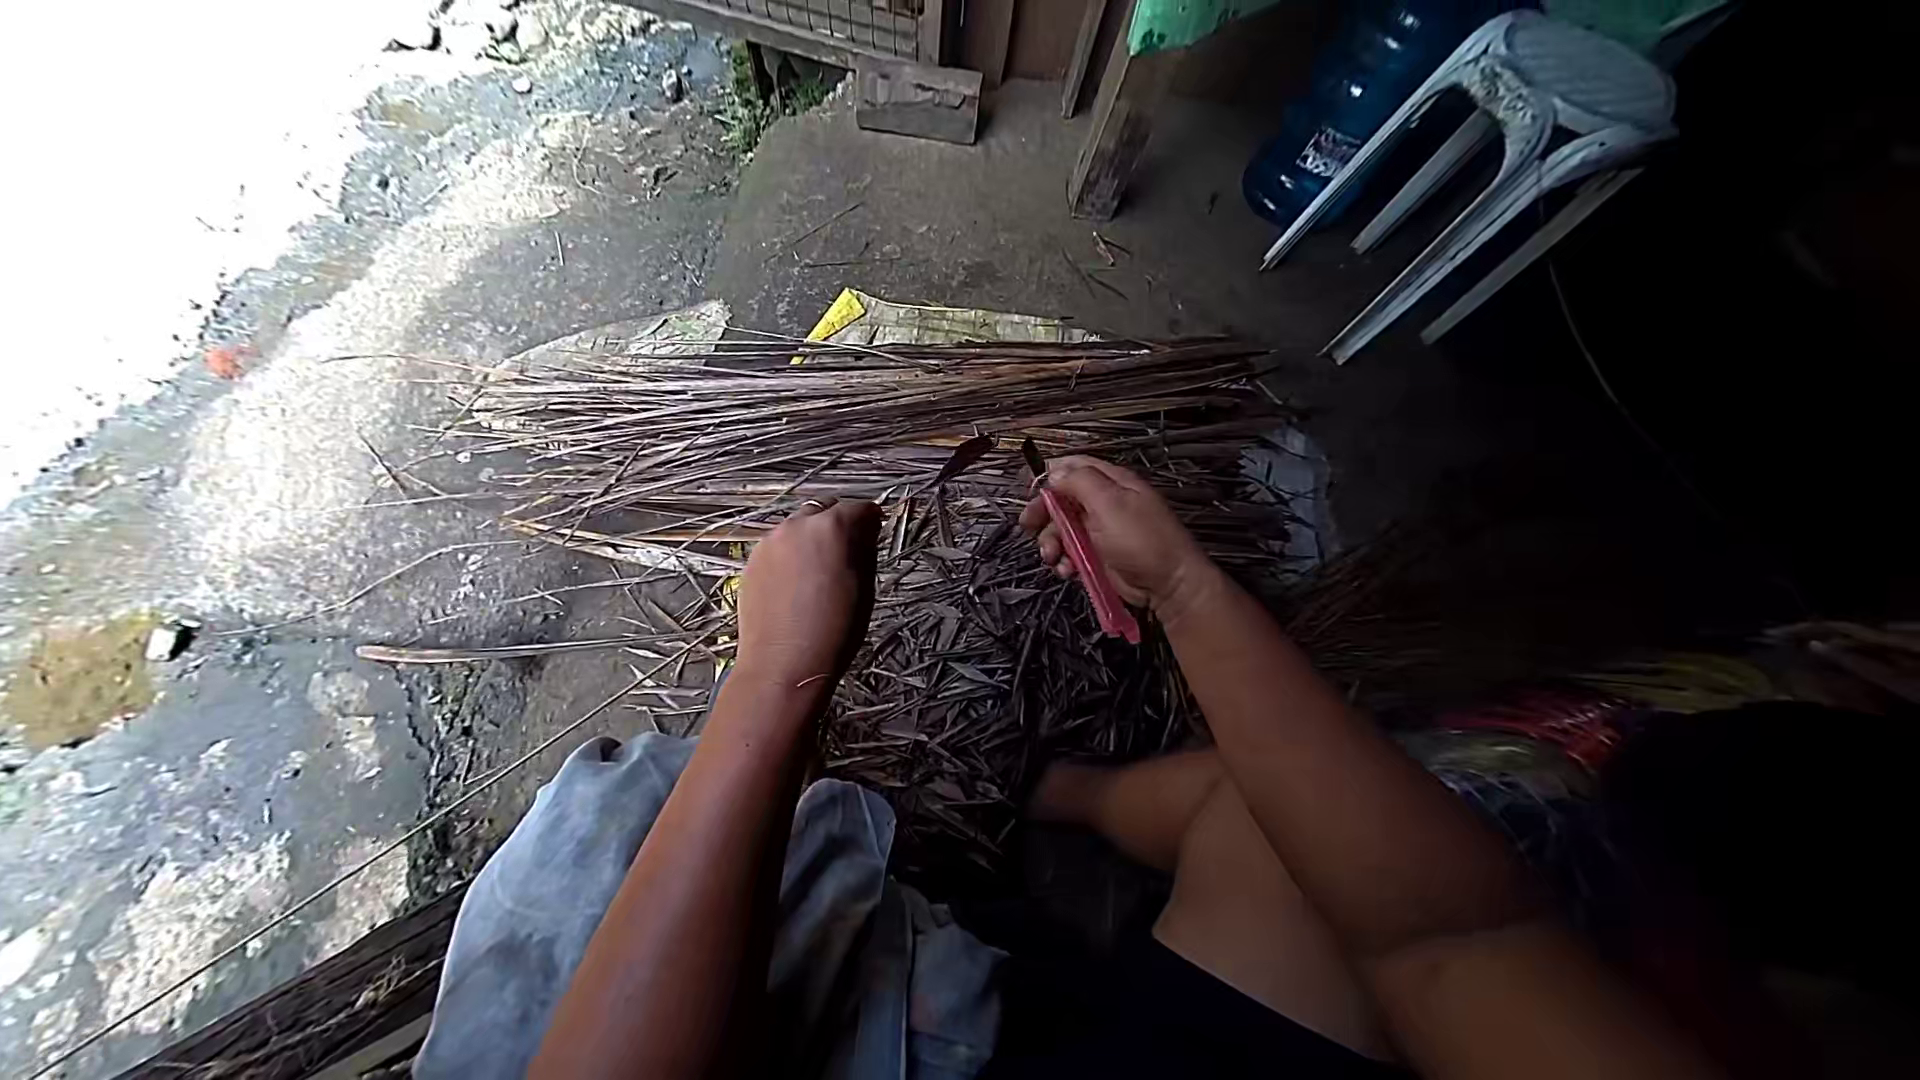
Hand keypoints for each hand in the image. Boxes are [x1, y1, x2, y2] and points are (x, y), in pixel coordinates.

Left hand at [733, 498, 880, 695]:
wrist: (784, 663)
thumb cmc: (833, 631)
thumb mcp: (865, 588)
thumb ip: (866, 550)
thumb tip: (867, 532)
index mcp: (833, 527)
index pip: (860, 508)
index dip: (871, 518)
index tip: (875, 529)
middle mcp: (798, 525)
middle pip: (826, 510)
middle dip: (840, 523)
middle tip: (851, 549)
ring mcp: (771, 542)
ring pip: (799, 527)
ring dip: (814, 537)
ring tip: (822, 569)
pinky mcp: (753, 561)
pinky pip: (779, 546)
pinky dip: (792, 554)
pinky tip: (799, 582)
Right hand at [1018, 456, 1216, 620]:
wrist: (1168, 585)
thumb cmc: (1144, 541)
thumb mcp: (1110, 503)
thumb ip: (1080, 482)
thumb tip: (1055, 473)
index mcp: (1110, 483)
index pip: (1074, 467)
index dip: (1050, 476)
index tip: (1030, 489)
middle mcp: (1103, 504)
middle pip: (1061, 500)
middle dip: (1043, 513)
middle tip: (1029, 525)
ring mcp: (1099, 532)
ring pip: (1061, 530)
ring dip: (1051, 542)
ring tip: (1053, 556)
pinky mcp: (1097, 556)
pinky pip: (1070, 553)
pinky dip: (1063, 562)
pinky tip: (1068, 570)